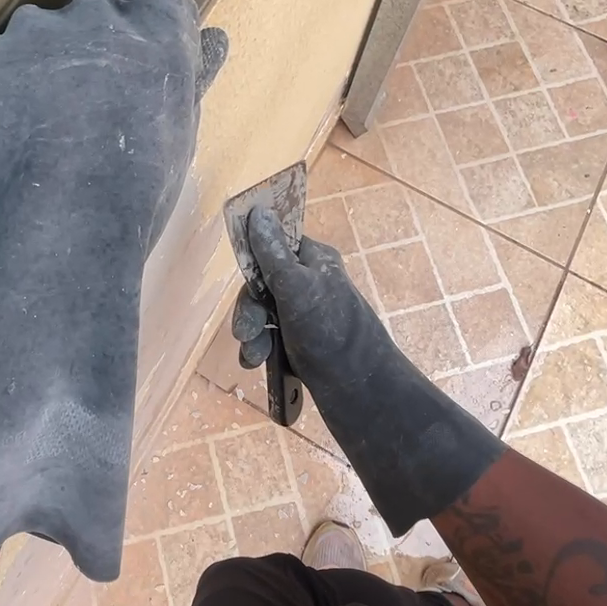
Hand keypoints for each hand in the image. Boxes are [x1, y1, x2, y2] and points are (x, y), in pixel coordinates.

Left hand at [0, 0, 226, 257]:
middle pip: (79, 17)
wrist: (62, 224)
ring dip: (28, 74)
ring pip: (25, 43)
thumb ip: (190, 74)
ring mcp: (28, 33)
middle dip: (77, 50)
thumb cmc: (138, 189)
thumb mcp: (179, 130)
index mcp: (155, 28)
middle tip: (76, 109)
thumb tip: (214, 39)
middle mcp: (92, 14)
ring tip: (32, 137)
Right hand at [231, 204, 503, 536]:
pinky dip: (260, 347)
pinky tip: (256, 363)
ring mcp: (307, 315)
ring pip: (264, 312)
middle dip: (250, 308)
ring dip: (252, 332)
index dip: (255, 259)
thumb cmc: (330, 334)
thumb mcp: (296, 287)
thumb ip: (272, 253)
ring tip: (251, 356)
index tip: (245, 277)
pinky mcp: (303, 343)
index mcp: (315, 261)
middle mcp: (311, 283)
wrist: (362, 395)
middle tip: (244, 332)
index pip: (276, 243)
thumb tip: (258, 210)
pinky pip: (271, 336)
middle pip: (263, 282)